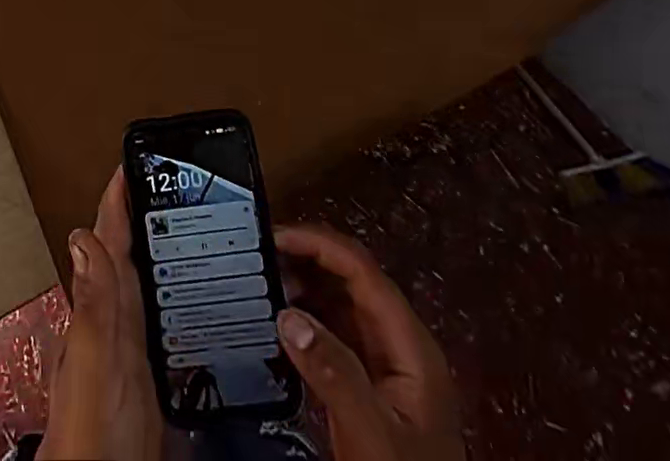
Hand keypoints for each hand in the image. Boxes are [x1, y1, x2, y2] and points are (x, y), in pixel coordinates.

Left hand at [38, 168, 162, 460]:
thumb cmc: (91, 430)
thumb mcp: (94, 359)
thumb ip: (92, 303)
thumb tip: (82, 236)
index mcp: (101, 306)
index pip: (109, 238)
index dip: (118, 199)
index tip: (131, 163)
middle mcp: (114, 316)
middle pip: (126, 249)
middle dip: (139, 209)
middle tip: (158, 177)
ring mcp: (130, 340)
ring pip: (142, 274)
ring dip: (154, 240)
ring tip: (173, 213)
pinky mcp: (150, 365)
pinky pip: (160, 309)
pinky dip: (170, 284)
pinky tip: (185, 282)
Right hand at [274, 224, 463, 460]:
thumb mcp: (371, 432)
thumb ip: (334, 374)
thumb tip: (288, 316)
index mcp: (410, 344)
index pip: (363, 272)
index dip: (320, 245)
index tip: (276, 236)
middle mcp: (398, 343)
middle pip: (352, 281)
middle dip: (308, 259)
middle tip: (260, 254)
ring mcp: (384, 363)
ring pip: (340, 304)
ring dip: (304, 285)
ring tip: (261, 279)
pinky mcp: (366, 382)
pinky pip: (332, 332)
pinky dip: (304, 317)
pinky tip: (277, 319)